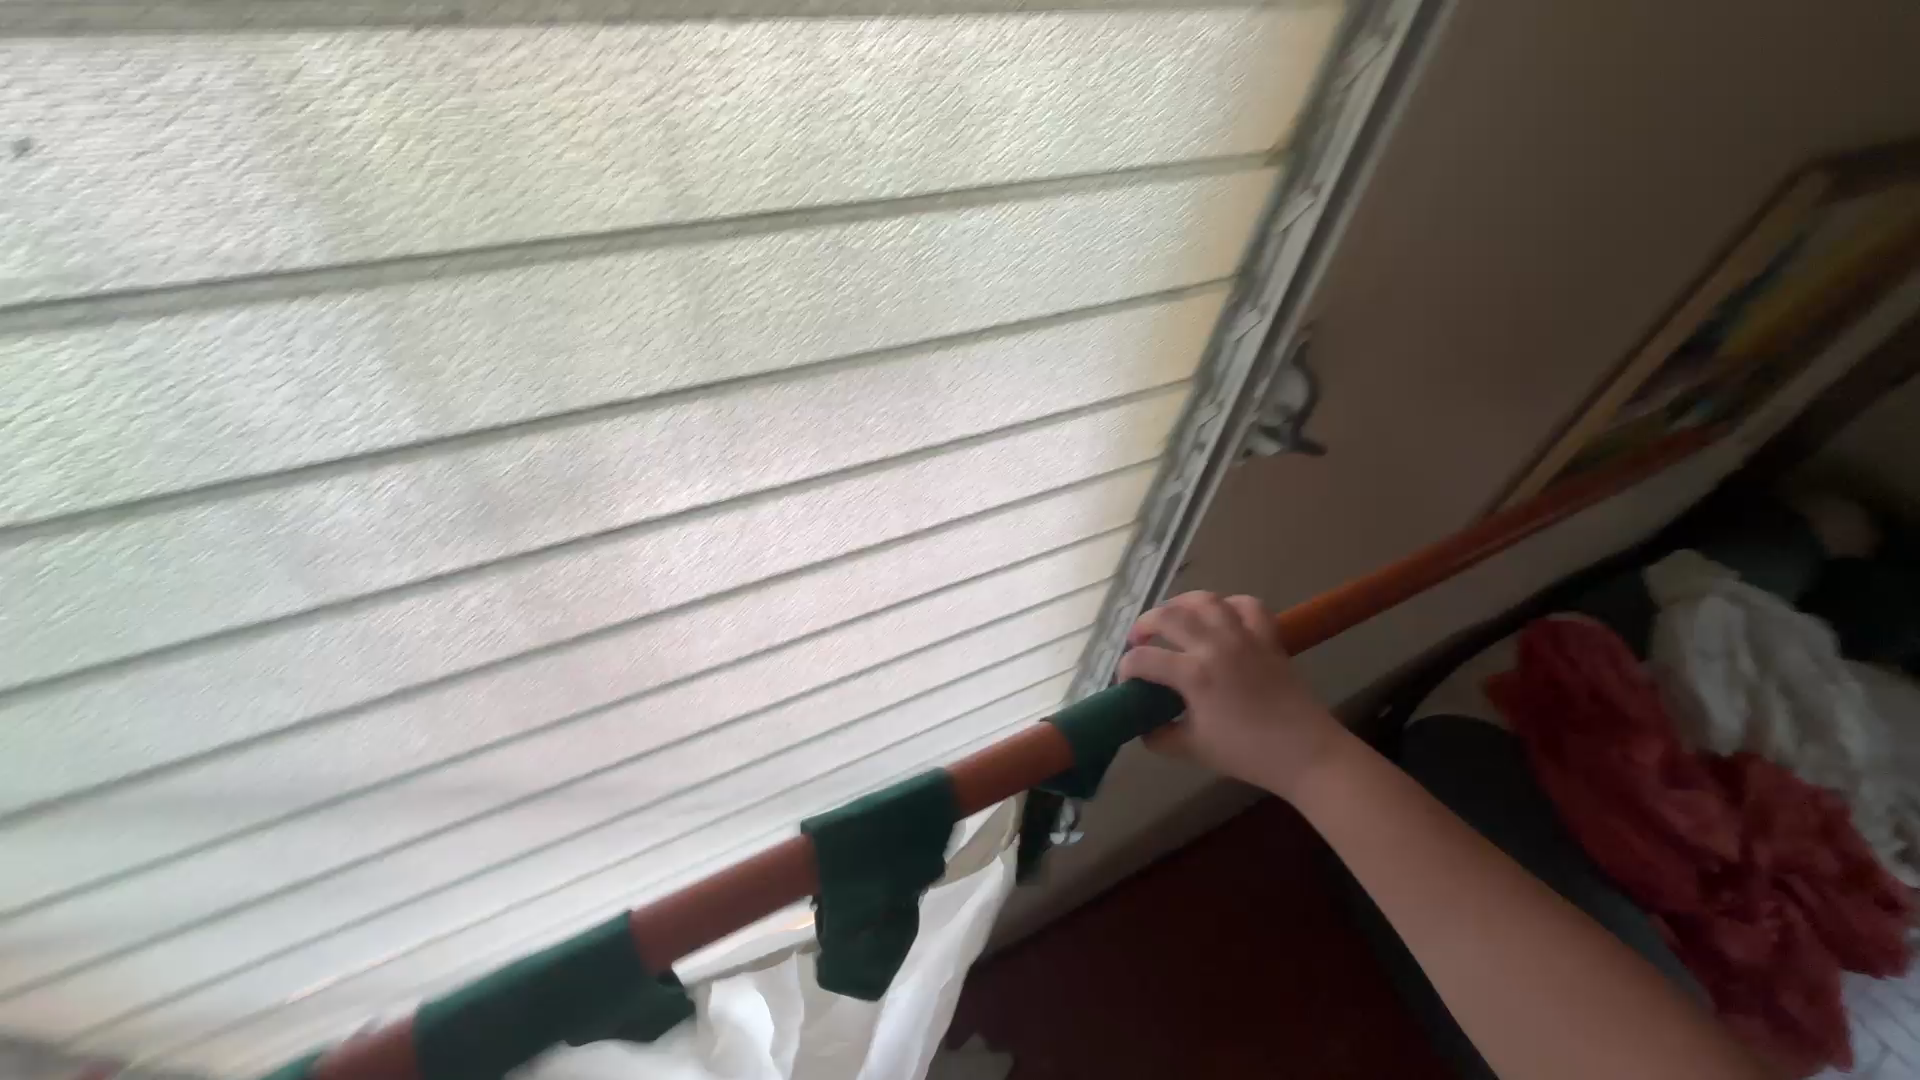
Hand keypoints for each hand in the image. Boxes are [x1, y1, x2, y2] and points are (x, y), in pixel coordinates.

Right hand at [1119, 591, 1350, 799]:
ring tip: (1172, 618)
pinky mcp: (1268, 638)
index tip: (1125, 682)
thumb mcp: (1194, 750)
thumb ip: (1161, 736)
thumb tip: (1144, 728)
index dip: (1125, 669)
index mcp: (1194, 674)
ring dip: (1181, 604)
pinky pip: (1247, 606)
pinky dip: (1229, 605)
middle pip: (1168, 616)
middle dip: (1144, 625)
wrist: (1306, 753)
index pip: (1143, 660)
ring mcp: (1244, 637)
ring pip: (1205, 600)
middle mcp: (1215, 645)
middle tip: (1138, 641)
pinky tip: (1220, 617)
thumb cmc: (1248, 753)